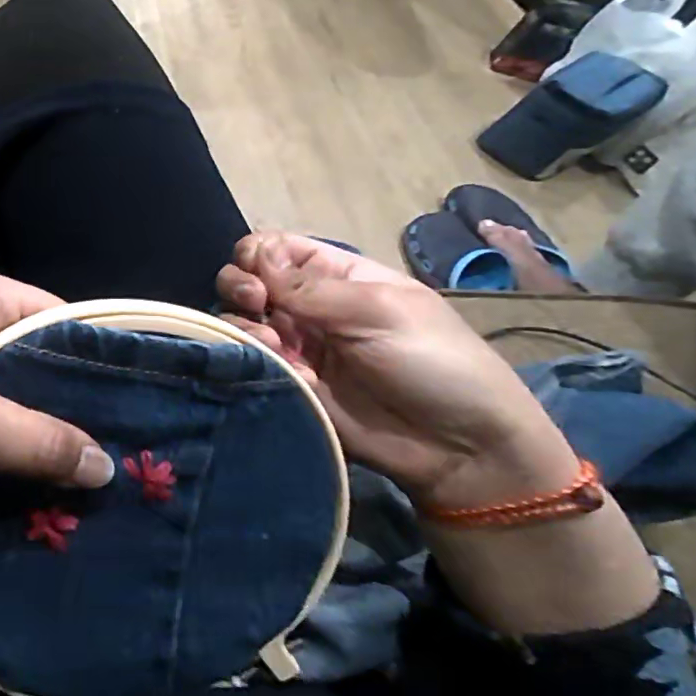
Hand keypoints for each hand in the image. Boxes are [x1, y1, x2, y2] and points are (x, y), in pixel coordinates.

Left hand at [0, 269, 112, 564]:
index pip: (64, 320)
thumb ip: (41, 442)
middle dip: (66, 399)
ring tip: (74, 462)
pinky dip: (2, 421)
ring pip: (10, 376)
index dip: (96, 367)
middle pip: (39, 350)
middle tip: (108, 450)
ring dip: (33, 416)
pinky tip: (23, 457)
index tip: (130, 415)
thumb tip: (107, 468)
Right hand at [216, 232, 578, 511]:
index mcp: (334, 275)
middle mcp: (305, 305)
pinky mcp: (288, 383)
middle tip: (257, 302)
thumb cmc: (433, 361)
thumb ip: (309, 286)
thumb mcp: (378, 309)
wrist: (457, 447)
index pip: (273, 247)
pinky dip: (252, 356)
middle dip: (239, 284)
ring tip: (276, 345)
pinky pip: (249, 360)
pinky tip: (280, 367)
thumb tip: (253, 256)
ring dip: (243, 322)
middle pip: (245, 278)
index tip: (262, 273)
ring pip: (238, 319)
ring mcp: (293, 346)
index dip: (257, 254)